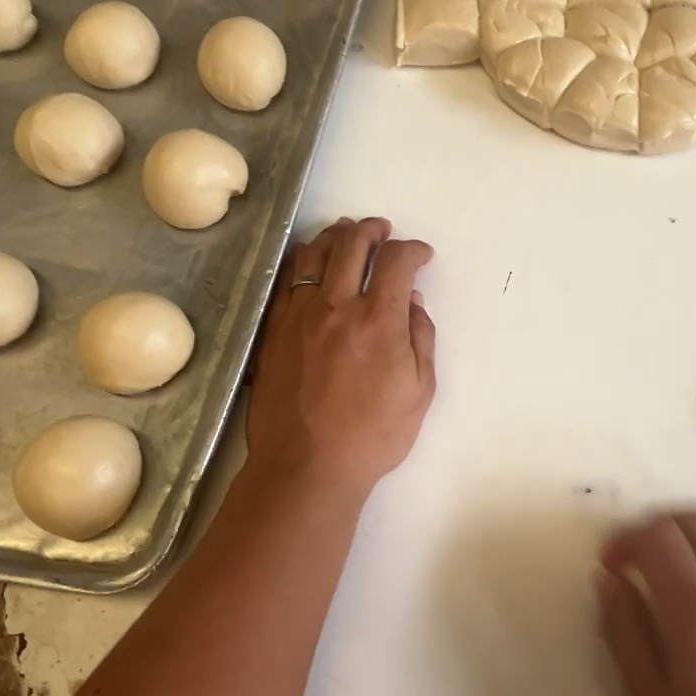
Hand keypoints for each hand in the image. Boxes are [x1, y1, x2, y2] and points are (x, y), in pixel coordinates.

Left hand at [247, 217, 436, 494]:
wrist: (308, 465)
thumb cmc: (373, 435)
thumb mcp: (419, 391)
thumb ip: (420, 338)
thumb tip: (413, 301)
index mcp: (379, 320)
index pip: (397, 261)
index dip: (414, 250)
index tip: (421, 255)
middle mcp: (337, 306)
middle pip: (352, 245)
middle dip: (373, 230)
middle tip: (383, 231)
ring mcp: (299, 315)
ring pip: (314, 254)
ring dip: (335, 236)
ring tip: (346, 233)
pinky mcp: (274, 330)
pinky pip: (287, 280)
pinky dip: (302, 260)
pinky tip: (309, 262)